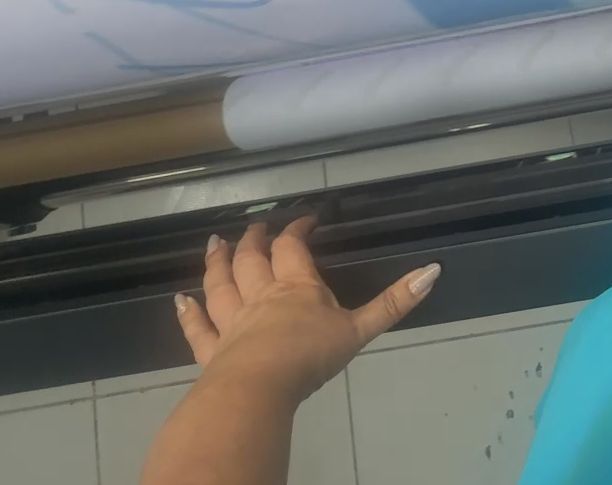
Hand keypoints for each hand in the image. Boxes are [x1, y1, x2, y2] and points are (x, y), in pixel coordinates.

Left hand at [175, 216, 440, 403]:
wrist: (255, 393)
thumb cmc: (308, 357)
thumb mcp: (360, 328)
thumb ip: (395, 301)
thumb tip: (434, 270)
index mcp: (297, 287)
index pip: (293, 247)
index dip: (298, 228)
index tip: (306, 217)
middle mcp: (261, 297)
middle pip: (253, 260)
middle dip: (255, 240)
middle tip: (255, 225)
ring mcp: (231, 325)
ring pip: (220, 286)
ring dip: (217, 263)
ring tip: (214, 243)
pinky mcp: (210, 353)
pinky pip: (197, 329)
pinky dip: (187, 313)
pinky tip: (178, 300)